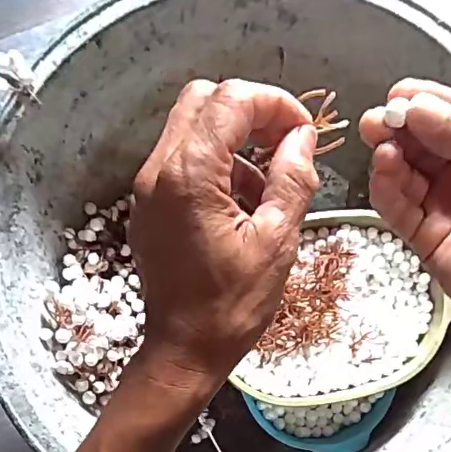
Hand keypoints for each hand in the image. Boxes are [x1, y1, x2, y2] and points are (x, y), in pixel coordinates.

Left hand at [128, 79, 318, 384]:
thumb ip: (292, 180)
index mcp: (189, 176)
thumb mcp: (276, 243)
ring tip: (264, 186)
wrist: (184, 351)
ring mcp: (147, 190)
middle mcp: (158, 172)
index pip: (232, 100)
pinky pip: (180, 162)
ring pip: (190, 128)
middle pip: (204, 100)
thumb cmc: (230, 308)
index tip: (303, 133)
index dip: (276, 105)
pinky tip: (239, 204)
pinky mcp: (148, 209)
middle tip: (284, 145)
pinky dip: (213, 165)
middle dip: (250, 113)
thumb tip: (302, 139)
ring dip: (232, 141)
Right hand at [359, 80, 450, 333]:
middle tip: (377, 123)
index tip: (398, 96)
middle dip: (397, 130)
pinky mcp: (423, 237)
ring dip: (388, 159)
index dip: (425, 103)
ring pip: (404, 174)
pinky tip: (383, 175)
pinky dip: (386, 191)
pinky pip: (397, 210)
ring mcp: (441, 205)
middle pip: (421, 143)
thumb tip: (420, 110)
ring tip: (382, 150)